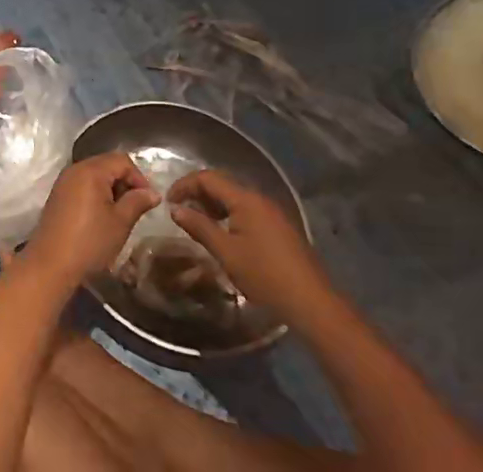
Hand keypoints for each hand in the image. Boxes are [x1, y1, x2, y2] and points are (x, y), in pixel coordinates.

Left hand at [22, 153, 160, 286]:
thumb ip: (137, 202)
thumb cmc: (91, 241)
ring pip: (95, 175)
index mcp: (90, 170)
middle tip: (136, 208)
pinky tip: (103, 216)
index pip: (121, 160)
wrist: (52, 262)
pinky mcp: (58, 195)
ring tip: (121, 214)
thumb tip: (153, 192)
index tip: (148, 200)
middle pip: (106, 164)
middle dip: (125, 182)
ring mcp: (63, 181)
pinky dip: (97, 194)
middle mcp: (74, 169)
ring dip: (112, 189)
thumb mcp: (121, 221)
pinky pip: (83, 185)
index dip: (139, 177)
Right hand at [167, 170, 337, 327]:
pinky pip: (247, 211)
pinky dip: (228, 215)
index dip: (184, 185)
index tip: (168, 202)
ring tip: (198, 222)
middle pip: (222, 184)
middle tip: (180, 211)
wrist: (313, 305)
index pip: (207, 178)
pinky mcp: (279, 229)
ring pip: (235, 198)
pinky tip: (223, 234)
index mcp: (246, 200)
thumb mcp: (226, 252)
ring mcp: (273, 214)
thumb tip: (175, 209)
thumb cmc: (265, 275)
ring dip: (212, 205)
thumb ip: (199, 226)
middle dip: (197, 193)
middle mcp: (260, 200)